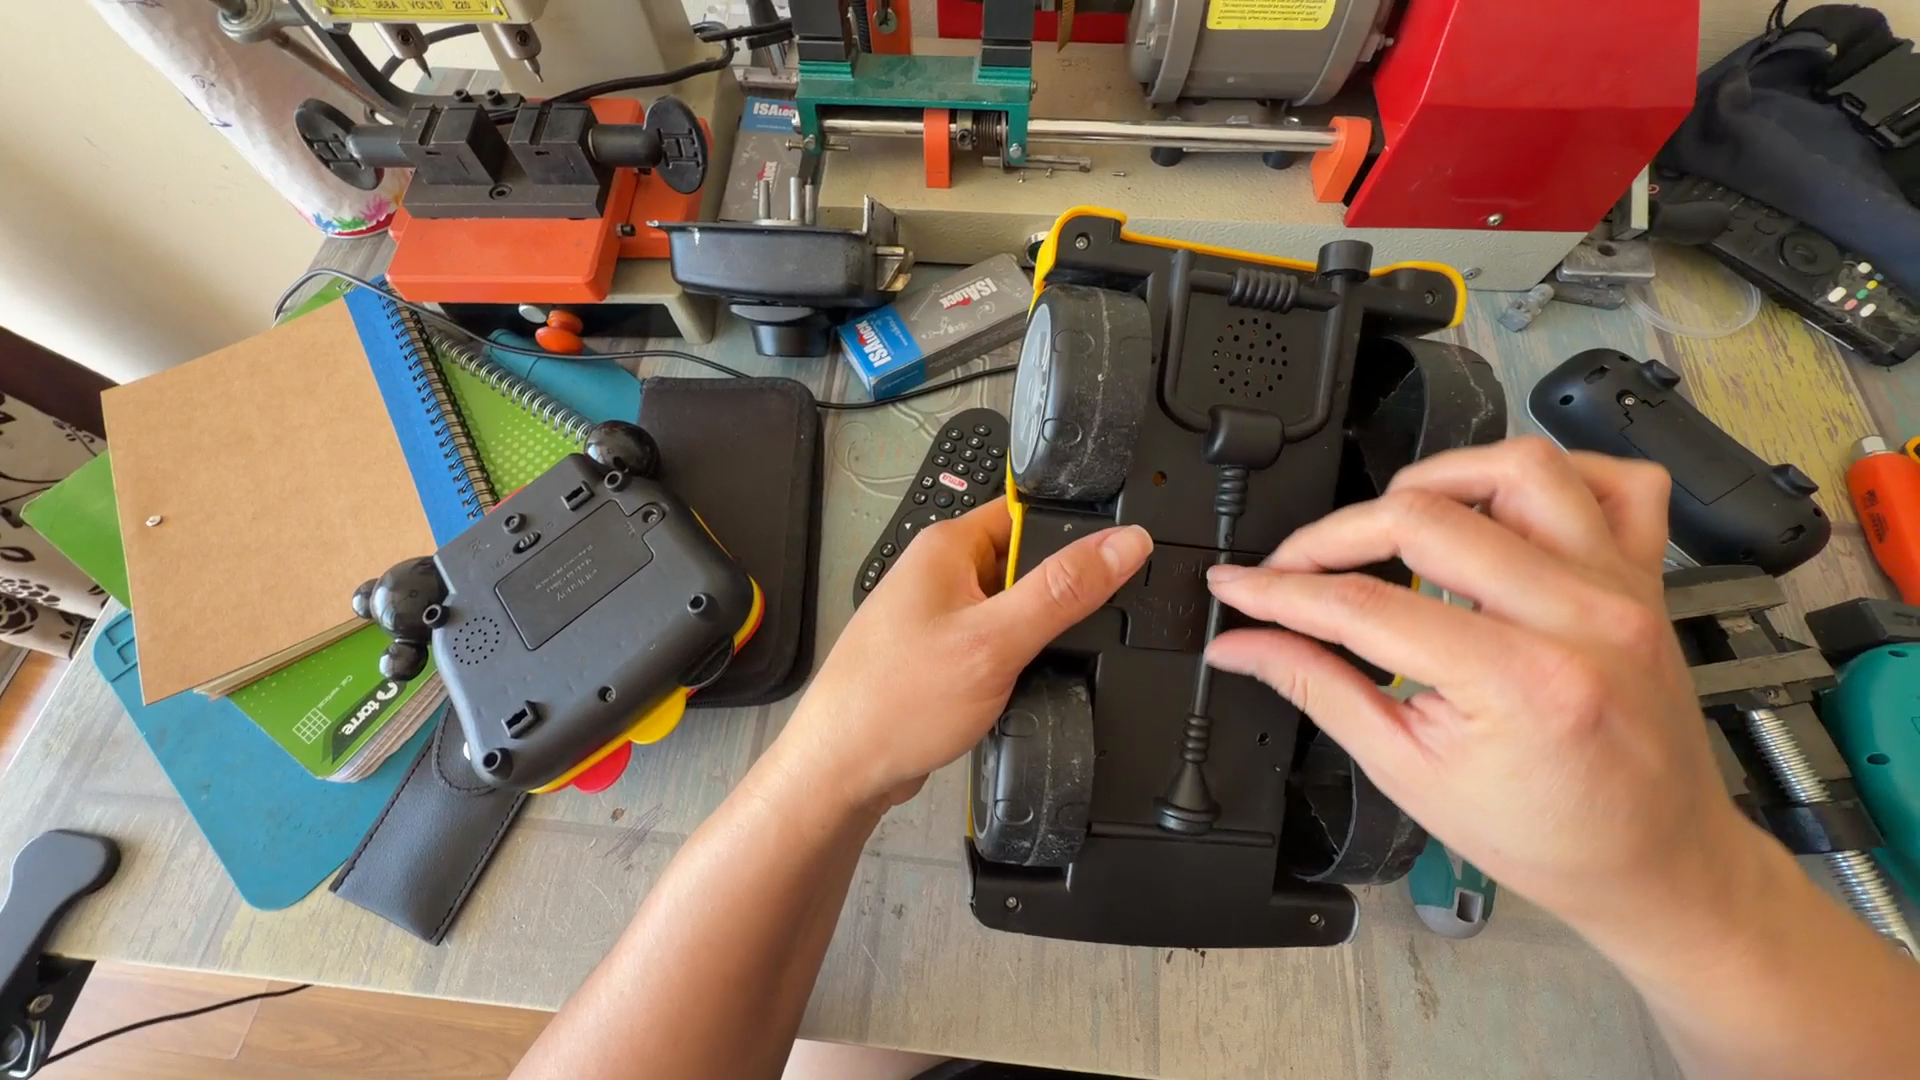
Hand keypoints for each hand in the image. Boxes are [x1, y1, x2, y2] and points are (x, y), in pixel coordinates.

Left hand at [776, 499, 1152, 809]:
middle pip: (1024, 561)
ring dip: (1036, 629)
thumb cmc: (896, 699)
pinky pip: (995, 639)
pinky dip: (1015, 655)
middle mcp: (942, 572)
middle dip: (1058, 590)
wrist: (844, 769)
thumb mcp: (995, 640)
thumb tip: (1123, 544)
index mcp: (948, 545)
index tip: (1117, 558)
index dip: (1075, 531)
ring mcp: (940, 613)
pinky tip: (1024, 678)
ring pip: (1012, 606)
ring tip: (1045, 657)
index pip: (1027, 513)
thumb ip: (1062, 590)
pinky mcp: (943, 650)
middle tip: (1084, 621)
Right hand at [1203, 438, 1749, 934]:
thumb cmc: (1540, 833)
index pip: (1361, 604)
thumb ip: (1313, 688)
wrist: (1656, 862)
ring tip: (1383, 518)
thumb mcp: (1403, 768)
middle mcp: (1580, 615)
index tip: (1236, 586)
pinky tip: (1491, 505)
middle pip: (1422, 519)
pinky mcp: (1641, 577)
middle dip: (1329, 536)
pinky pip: (1614, 478)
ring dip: (1430, 480)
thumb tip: (1240, 646)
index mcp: (1520, 680)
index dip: (1279, 591)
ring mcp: (1620, 586)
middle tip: (1288, 567)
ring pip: (1518, 469)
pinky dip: (1543, 474)